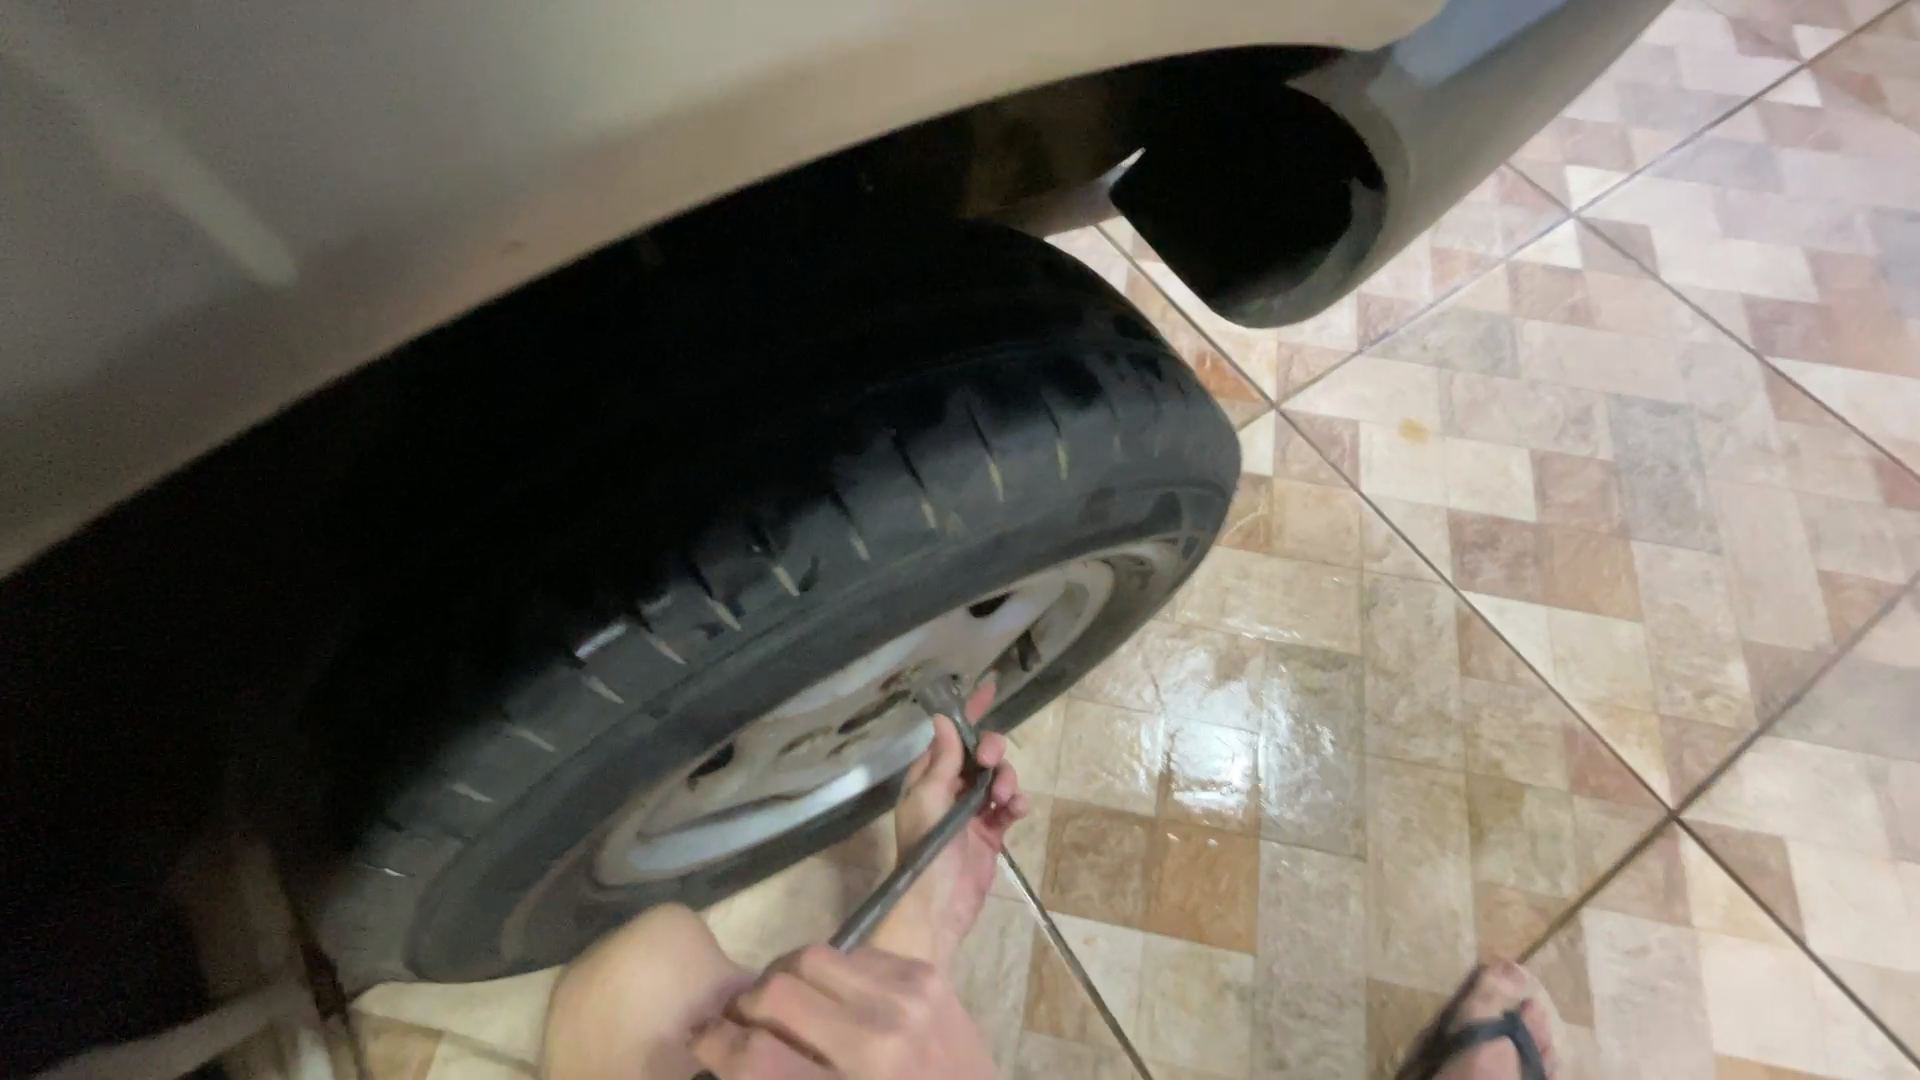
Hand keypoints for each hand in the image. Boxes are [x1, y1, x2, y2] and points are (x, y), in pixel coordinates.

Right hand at [691, 945, 994, 1079]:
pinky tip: (833, 996)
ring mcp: (908, 997)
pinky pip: (856, 953)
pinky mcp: (926, 972)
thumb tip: (734, 1054)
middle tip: (742, 1017)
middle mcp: (878, 1039)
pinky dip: (833, 972)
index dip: (715, 1044)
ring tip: (782, 998)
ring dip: (786, 976)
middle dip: (747, 1003)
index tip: (703, 1039)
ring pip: (814, 956)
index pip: (757, 1056)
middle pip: (779, 989)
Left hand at [878, 681, 1026, 966]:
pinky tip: (1016, 811)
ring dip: (1007, 780)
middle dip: (993, 752)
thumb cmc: (925, 848)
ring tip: (1004, 798)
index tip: (989, 689)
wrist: (938, 905)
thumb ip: (942, 760)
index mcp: (929, 777)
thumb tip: (942, 719)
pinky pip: (1008, 806)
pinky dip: (1015, 803)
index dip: (968, 713)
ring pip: (998, 778)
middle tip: (992, 762)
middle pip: (981, 754)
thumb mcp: (929, 798)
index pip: (951, 736)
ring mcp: (972, 811)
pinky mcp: (991, 833)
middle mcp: (951, 789)